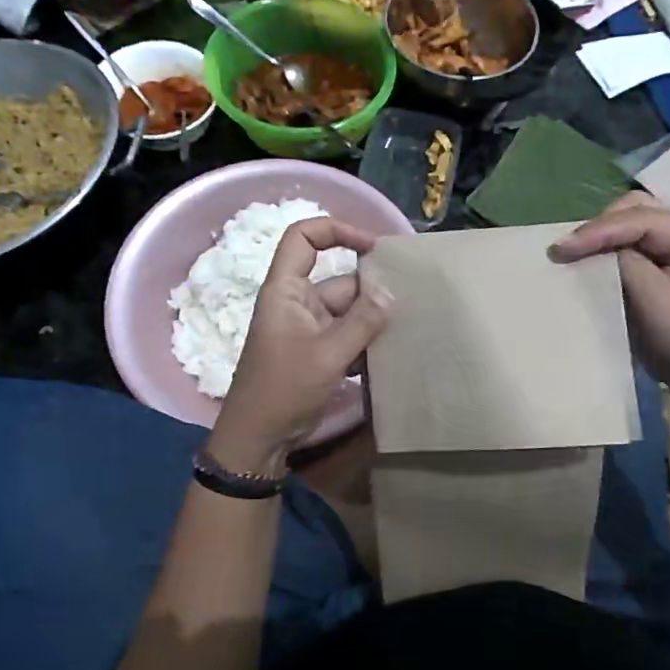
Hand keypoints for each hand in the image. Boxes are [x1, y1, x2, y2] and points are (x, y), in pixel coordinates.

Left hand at [209, 218, 392, 475]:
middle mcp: (298, 303)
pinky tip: (394, 351)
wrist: (259, 439)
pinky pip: (349, 337)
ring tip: (410, 324)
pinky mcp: (319, 354)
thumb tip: (391, 294)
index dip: (336, 230)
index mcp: (286, 291)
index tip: (373, 247)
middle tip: (411, 301)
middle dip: (372, 291)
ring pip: (349, 312)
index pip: (303, 238)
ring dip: (374, 319)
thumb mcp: (327, 354)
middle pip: (340, 281)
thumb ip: (362, 322)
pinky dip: (368, 342)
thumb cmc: (283, 389)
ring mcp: (309, 330)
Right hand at [549, 192, 669, 401]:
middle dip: (600, 226)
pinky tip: (581, 264)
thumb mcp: (662, 308)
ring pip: (627, 227)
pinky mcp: (653, 271)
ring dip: (598, 237)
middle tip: (566, 250)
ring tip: (568, 255)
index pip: (646, 220)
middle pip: (637, 212)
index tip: (562, 249)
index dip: (602, 230)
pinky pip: (622, 249)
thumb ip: (630, 269)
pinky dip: (600, 253)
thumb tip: (594, 248)